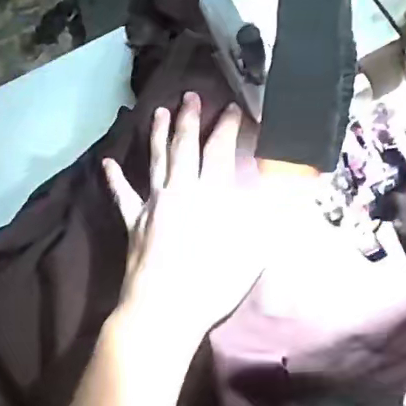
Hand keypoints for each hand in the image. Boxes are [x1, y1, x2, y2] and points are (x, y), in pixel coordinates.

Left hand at [103, 92, 265, 352]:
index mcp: (212, 195)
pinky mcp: (134, 223)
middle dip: (189, 119)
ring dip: (158, 134)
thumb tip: (297, 188)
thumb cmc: (213, 283)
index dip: (226, 126)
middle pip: (184, 146)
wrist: (165, 309)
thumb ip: (272, 214)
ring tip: (159, 112)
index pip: (219, 150)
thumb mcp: (255, 249)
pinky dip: (115, 179)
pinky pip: (123, 196)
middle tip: (191, 96)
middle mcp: (181, 191)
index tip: (231, 108)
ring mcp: (153, 205)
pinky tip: (108, 163)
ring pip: (155, 161)